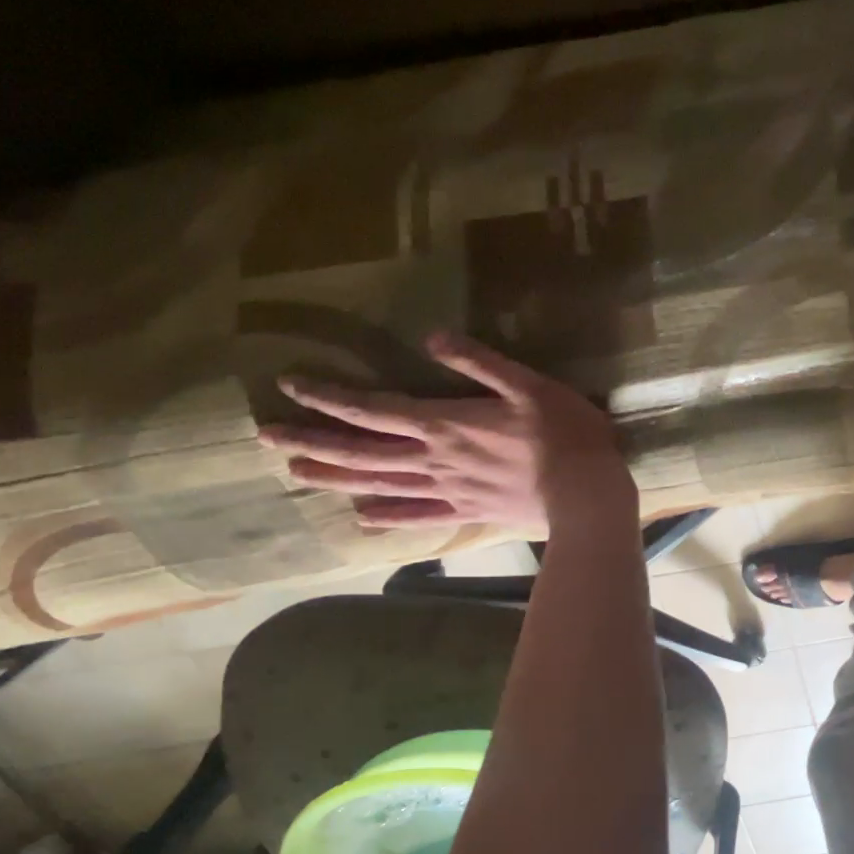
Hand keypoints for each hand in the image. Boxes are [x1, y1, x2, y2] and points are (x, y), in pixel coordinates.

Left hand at [259, 331, 632, 533]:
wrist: (586, 493)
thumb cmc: (565, 434)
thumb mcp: (529, 384)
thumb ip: (479, 362)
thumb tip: (431, 336)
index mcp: (446, 423)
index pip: (374, 408)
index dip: (330, 397)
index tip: (290, 386)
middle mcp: (435, 459)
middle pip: (363, 451)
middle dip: (313, 440)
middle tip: (267, 436)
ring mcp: (449, 491)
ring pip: (380, 483)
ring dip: (336, 477)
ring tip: (296, 472)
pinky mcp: (469, 513)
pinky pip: (419, 515)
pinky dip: (388, 516)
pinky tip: (364, 517)